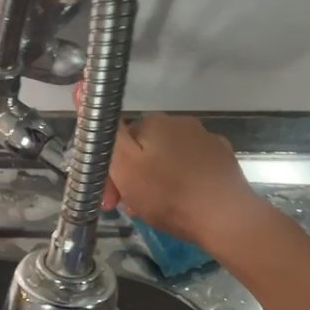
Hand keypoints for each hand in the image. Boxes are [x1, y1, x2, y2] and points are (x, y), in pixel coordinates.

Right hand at [106, 114, 271, 252]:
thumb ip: (107, 134)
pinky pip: (188, 167)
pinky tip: (178, 201)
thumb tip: (86, 93)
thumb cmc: (167, 194)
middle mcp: (180, 123)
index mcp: (154, 122)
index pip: (118, 139)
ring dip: (152, 180)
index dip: (108, 169)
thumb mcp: (125, 166)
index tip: (108, 197)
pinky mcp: (221, 158)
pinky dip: (178, 182)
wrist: (223, 216)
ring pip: (164, 159)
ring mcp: (204, 139)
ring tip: (150, 209)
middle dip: (130, 176)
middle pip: (142, 149)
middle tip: (127, 207)